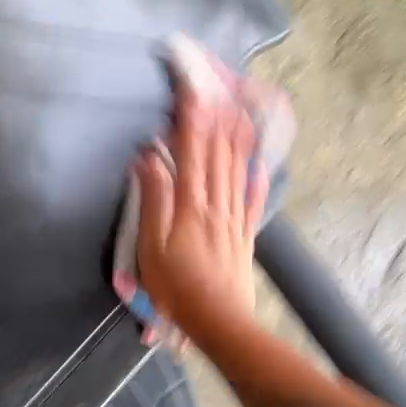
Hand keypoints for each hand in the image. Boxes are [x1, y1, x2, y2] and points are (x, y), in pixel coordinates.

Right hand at [133, 80, 267, 342]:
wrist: (220, 322)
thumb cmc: (176, 285)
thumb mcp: (151, 244)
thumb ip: (152, 198)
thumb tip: (148, 157)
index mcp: (191, 203)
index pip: (192, 149)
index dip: (191, 117)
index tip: (191, 86)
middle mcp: (217, 203)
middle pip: (218, 151)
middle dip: (216, 115)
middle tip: (217, 84)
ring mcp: (235, 217)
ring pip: (237, 167)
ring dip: (236, 134)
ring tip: (238, 107)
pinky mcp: (244, 234)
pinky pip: (252, 197)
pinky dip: (255, 174)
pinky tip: (257, 160)